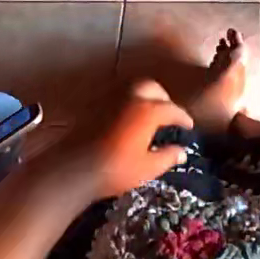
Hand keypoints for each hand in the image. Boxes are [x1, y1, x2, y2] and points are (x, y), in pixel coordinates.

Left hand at [43, 79, 193, 204]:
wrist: (71, 170)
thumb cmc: (115, 169)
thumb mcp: (148, 168)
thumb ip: (167, 156)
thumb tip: (182, 152)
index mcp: (147, 111)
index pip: (172, 109)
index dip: (183, 117)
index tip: (188, 126)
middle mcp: (129, 98)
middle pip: (152, 88)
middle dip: (163, 98)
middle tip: (169, 113)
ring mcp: (108, 100)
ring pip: (131, 89)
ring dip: (144, 97)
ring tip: (149, 113)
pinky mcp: (92, 107)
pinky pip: (116, 97)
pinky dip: (127, 103)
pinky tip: (128, 119)